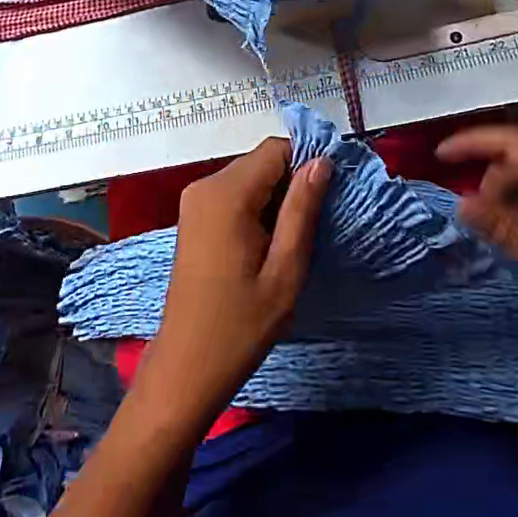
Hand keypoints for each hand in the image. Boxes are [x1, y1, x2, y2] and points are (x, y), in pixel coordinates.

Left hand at [136, 138, 330, 426]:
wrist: (186, 367)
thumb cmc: (241, 325)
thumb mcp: (285, 270)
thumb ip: (302, 210)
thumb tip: (322, 161)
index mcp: (227, 194)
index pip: (276, 149)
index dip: (307, 161)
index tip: (330, 192)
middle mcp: (205, 185)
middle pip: (261, 161)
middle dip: (292, 182)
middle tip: (315, 223)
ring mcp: (194, 200)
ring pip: (249, 176)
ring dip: (276, 197)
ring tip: (291, 239)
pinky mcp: (193, 217)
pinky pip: (233, 193)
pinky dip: (256, 207)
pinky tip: (267, 244)